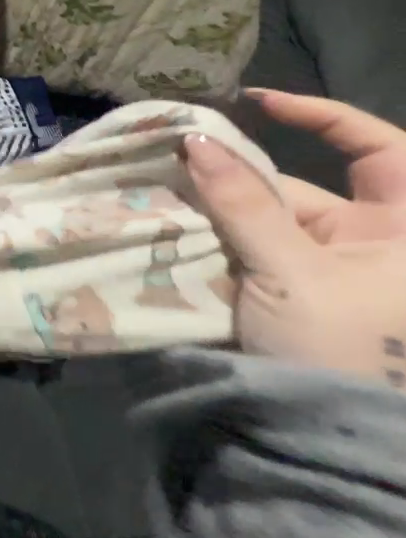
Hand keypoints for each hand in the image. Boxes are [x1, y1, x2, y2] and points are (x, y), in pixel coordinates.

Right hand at [182, 89, 405, 388]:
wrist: (338, 436)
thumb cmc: (350, 346)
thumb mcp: (293, 272)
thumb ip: (242, 204)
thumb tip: (194, 140)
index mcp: (405, 229)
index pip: (380, 149)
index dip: (322, 116)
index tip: (254, 102)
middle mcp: (374, 242)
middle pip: (301, 186)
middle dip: (235, 173)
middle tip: (172, 160)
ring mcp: (333, 270)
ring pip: (264, 218)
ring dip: (214, 209)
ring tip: (156, 197)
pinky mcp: (295, 293)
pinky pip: (249, 247)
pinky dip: (211, 236)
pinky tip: (168, 227)